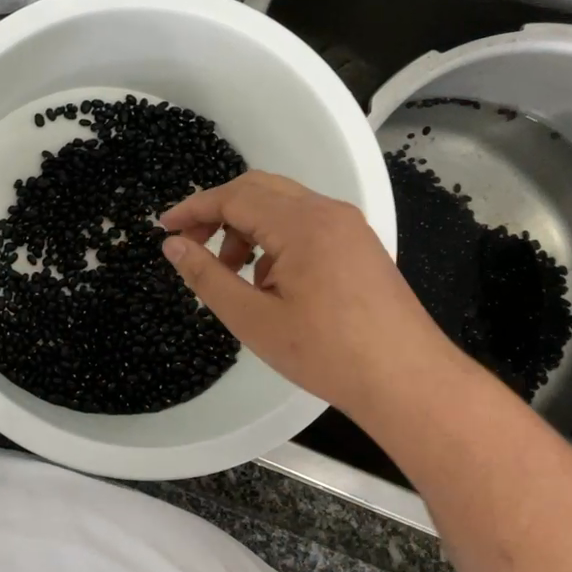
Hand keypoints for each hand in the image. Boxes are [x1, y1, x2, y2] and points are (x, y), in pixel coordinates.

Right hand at [158, 171, 470, 422]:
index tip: (163, 228)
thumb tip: (173, 245)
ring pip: (282, 206)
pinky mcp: (358, 246)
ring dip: (245, 228)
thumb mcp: (252, 319)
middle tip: (188, 245)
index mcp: (302, 225)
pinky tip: (267, 283)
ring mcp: (348, 227)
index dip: (193, 208)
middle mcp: (328, 213)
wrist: (408, 381)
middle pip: (258, 190)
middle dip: (217, 212)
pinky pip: (304, 224)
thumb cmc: (326, 353)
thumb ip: (207, 276)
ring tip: (229, 273)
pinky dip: (273, 239)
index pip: (234, 196)